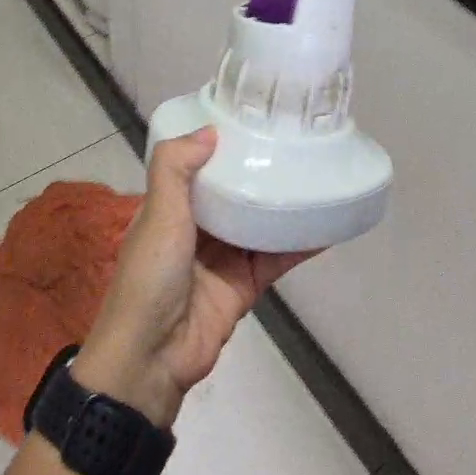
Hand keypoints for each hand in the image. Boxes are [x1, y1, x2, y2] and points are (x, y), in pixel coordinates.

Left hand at [72, 128, 316, 427]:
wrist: (153, 355)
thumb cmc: (150, 275)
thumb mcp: (157, 214)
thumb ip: (175, 169)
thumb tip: (211, 130)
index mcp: (169, 208)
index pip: (196, 169)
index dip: (218, 147)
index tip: (249, 119)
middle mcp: (197, 229)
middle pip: (233, 195)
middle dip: (257, 173)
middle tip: (292, 141)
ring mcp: (223, 259)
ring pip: (258, 224)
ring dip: (282, 205)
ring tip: (315, 173)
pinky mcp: (246, 286)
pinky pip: (276, 258)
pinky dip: (299, 244)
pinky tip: (325, 224)